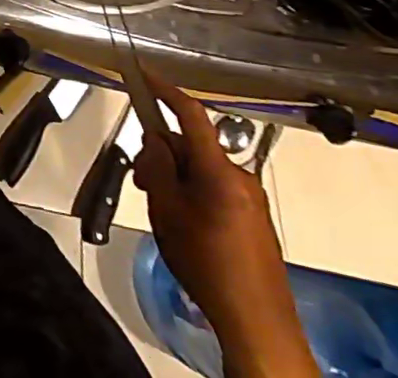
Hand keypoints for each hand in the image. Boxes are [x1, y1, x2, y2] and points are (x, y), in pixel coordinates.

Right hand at [132, 76, 280, 307]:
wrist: (256, 322)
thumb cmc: (206, 264)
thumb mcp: (167, 213)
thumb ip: (157, 168)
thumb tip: (156, 139)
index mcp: (218, 170)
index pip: (191, 115)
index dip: (167, 91)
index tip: (146, 75)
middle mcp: (239, 174)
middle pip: (192, 145)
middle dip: (163, 154)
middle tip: (141, 182)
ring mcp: (250, 195)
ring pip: (202, 168)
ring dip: (176, 178)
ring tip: (161, 212)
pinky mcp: (254, 215)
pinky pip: (216, 188)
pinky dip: (193, 193)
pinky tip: (183, 224)